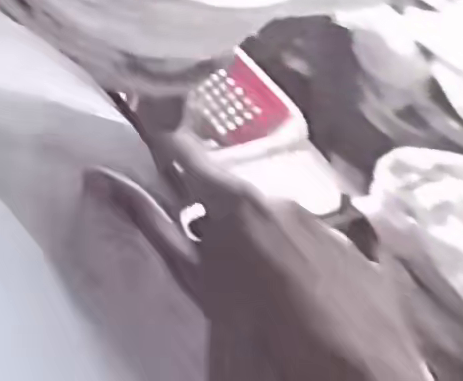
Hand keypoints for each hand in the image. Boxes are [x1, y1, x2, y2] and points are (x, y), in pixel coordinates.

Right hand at [89, 132, 427, 380]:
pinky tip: (296, 290)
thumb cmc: (259, 332)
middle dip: (211, 206)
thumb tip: (97, 175)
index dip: (160, 139)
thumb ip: (147, 221)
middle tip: (200, 243)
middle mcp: (280, 197)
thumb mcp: (192, 277)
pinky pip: (314, 240)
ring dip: (255, 231)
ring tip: (252, 275)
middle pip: (228, 186)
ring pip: (271, 213)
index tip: (142, 131)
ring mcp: (327, 228)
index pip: (182, 146)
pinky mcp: (365, 261)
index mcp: (233, 197)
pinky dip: (296, 254)